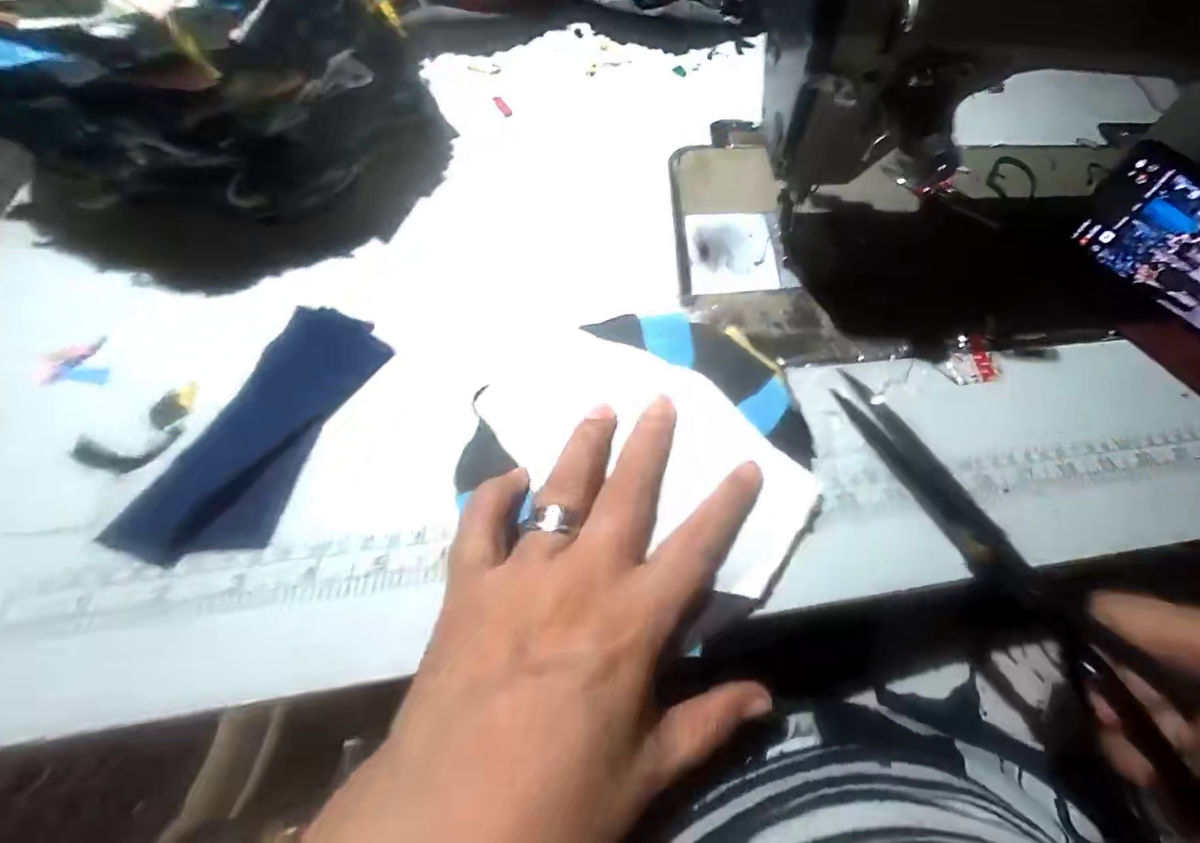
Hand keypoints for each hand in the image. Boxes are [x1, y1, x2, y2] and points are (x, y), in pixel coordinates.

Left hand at [310, 398, 769, 842]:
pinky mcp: (465, 597)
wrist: (430, 838)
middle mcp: (583, 583)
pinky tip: (506, 476)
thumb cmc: (554, 802)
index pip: (698, 546)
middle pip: (626, 497)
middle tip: (661, 401)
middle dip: (649, 445)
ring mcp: (519, 583)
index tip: (748, 464)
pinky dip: (489, 498)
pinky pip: (475, 532)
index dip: (728, 502)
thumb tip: (769, 700)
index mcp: (634, 622)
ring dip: (580, 450)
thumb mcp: (645, 772)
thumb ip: (709, 722)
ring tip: (598, 410)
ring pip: (556, 497)